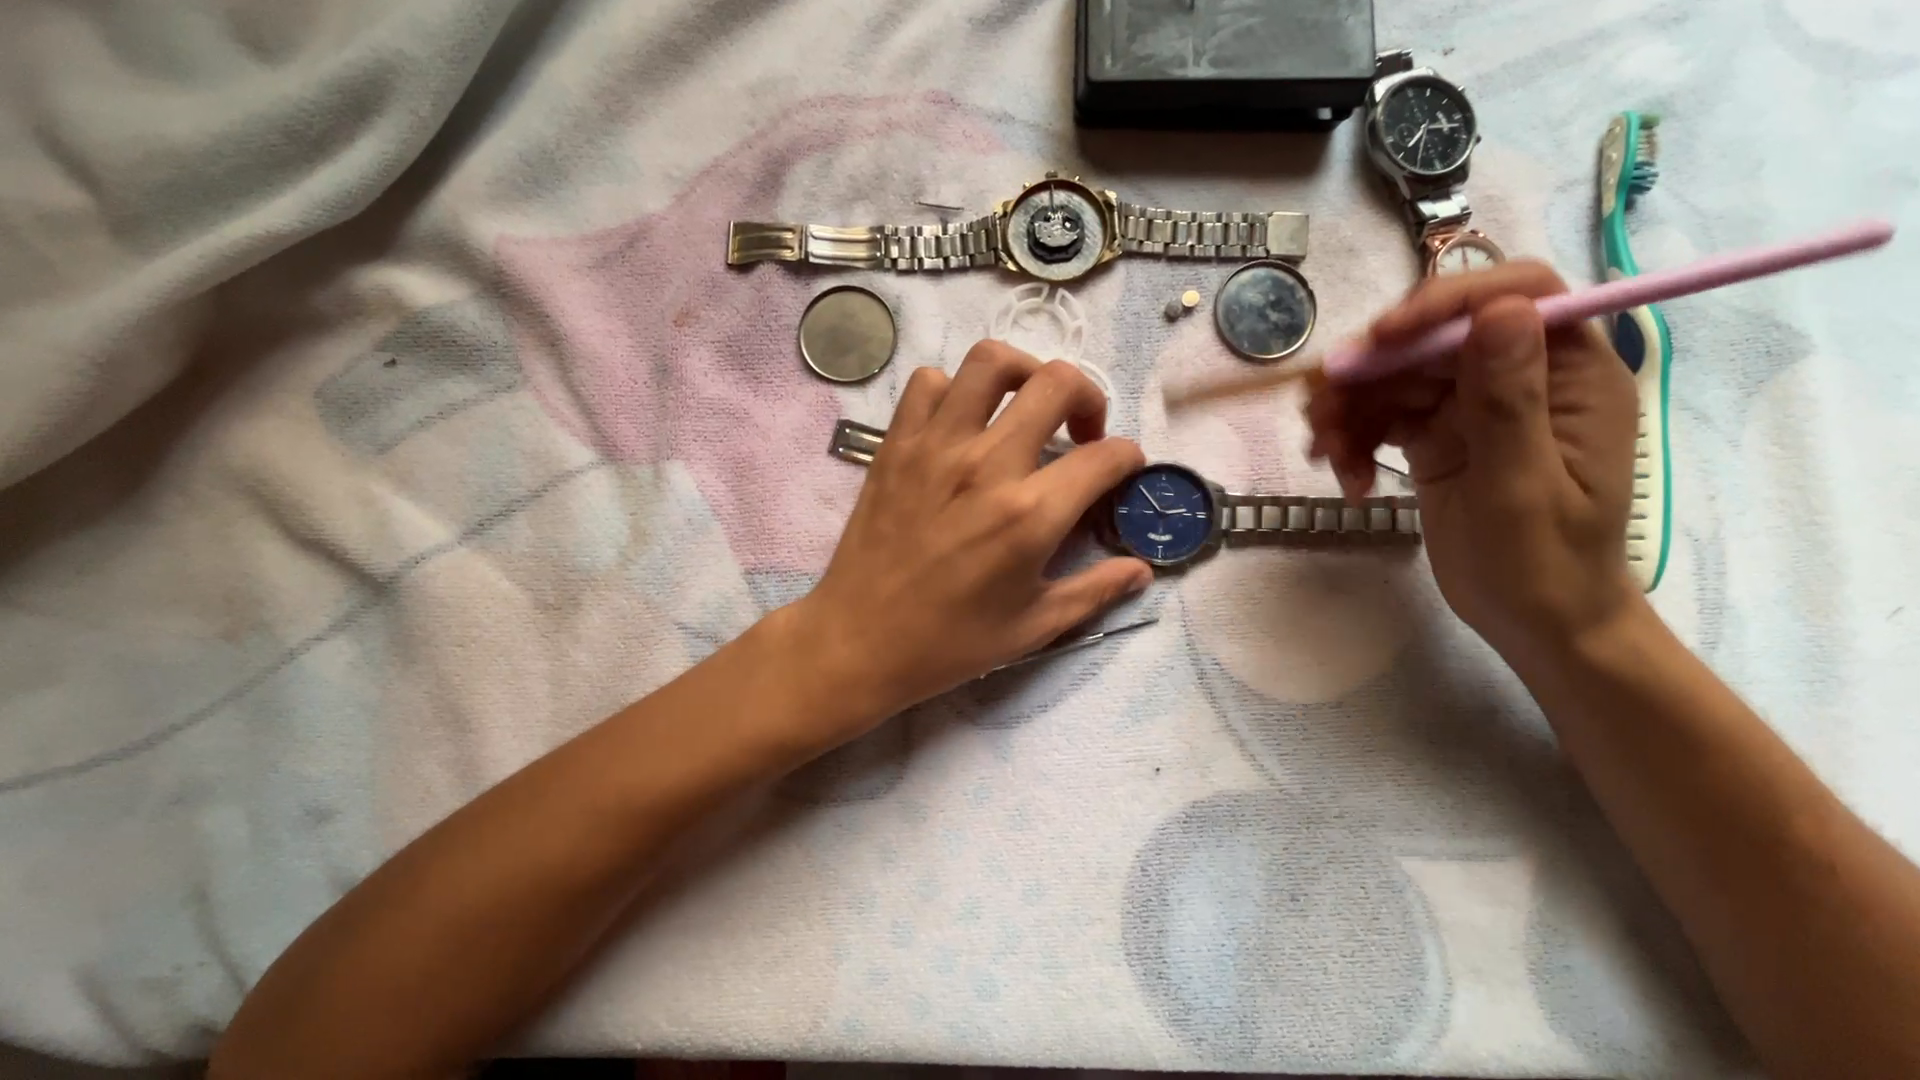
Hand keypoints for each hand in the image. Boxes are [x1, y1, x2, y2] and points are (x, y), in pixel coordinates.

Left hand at [788, 341, 1151, 735]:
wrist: (860, 641)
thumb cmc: (950, 642)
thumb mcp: (1035, 627)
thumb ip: (1096, 590)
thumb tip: (1142, 569)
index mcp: (1030, 515)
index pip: (1105, 457)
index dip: (1129, 458)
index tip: (1123, 469)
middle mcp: (988, 465)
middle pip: (1057, 383)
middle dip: (1088, 397)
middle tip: (1080, 433)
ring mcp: (936, 447)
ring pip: (991, 361)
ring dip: (1024, 374)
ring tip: (1026, 407)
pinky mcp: (896, 444)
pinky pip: (928, 383)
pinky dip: (953, 390)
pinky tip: (962, 424)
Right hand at [1305, 261, 1641, 663]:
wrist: (1537, 623)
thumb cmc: (1547, 563)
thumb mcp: (1525, 486)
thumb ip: (1509, 400)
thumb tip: (1501, 310)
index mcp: (1569, 373)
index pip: (1512, 296)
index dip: (1443, 302)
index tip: (1381, 337)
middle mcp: (1519, 375)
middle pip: (1432, 338)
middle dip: (1371, 371)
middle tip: (1321, 414)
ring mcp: (1473, 406)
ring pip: (1396, 376)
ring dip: (1349, 410)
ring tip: (1325, 455)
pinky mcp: (1437, 436)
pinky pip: (1383, 416)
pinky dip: (1355, 442)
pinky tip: (1350, 480)